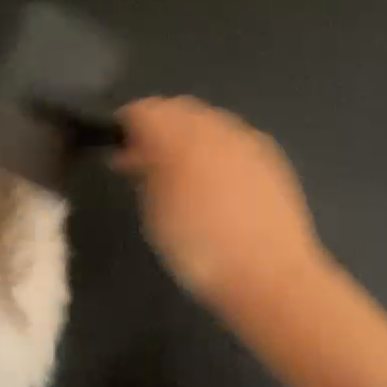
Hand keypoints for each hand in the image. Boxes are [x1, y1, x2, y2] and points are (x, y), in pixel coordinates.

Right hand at [116, 97, 329, 310]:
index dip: (125, 125)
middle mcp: (217, 128)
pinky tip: (213, 183)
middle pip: (179, 109)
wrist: (269, 276)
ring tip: (178, 174)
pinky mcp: (272, 159)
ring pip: (209, 122)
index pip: (144, 110)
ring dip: (188, 138)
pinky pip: (234, 141)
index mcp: (180, 138)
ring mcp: (249, 142)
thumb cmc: (198, 248)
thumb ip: (143, 172)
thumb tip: (135, 153)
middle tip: (142, 162)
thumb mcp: (154, 211)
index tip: (115, 149)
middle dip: (158, 127)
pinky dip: (215, 151)